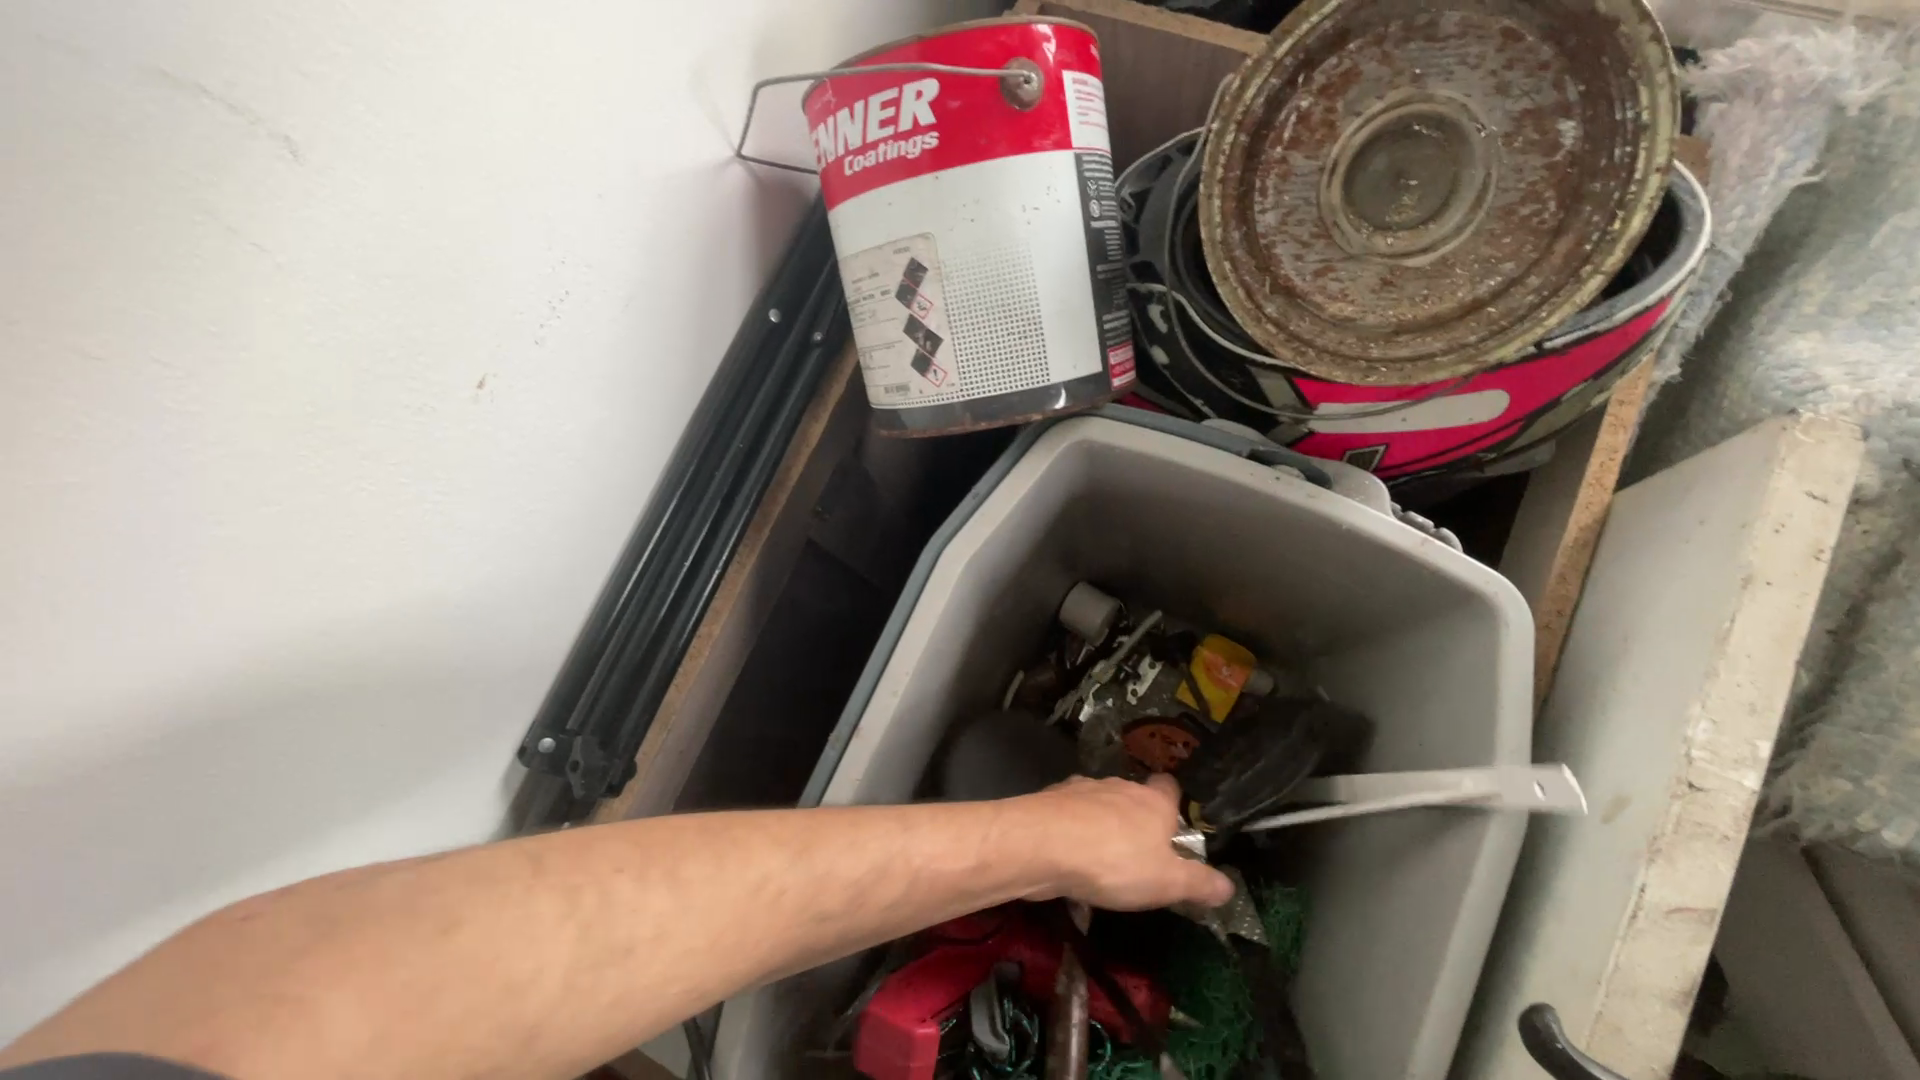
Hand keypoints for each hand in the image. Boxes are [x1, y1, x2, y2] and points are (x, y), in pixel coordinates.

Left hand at [1013, 774, 1234, 910]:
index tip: (1173, 829)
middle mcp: (1118, 786)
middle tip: (1137, 857)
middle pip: (1132, 797)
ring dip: (1100, 828)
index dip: (1173, 805)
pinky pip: (1068, 818)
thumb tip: (1229, 886)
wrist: (1042, 844)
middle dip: (1135, 822)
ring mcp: (1080, 790)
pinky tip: (1068, 862)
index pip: (1170, 787)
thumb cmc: (1114, 861)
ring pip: (1098, 806)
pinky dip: (1071, 835)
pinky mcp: (1050, 802)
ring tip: (1100, 864)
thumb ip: (1199, 884)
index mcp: (1153, 800)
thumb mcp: (1167, 882)